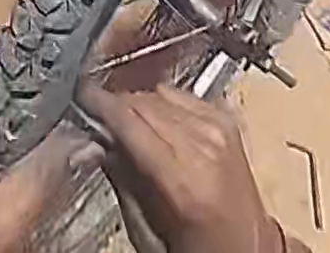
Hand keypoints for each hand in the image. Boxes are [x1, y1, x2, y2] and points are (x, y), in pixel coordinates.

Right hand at [80, 83, 284, 252]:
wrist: (248, 250)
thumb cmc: (197, 248)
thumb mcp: (148, 230)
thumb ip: (120, 176)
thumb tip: (93, 137)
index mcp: (183, 181)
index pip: (128, 121)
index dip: (99, 104)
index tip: (81, 96)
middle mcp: (203, 147)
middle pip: (141, 102)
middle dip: (116, 107)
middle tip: (100, 120)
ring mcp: (217, 128)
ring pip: (158, 92)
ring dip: (138, 105)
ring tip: (132, 128)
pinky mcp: (225, 118)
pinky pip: (179, 94)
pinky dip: (163, 103)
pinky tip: (161, 125)